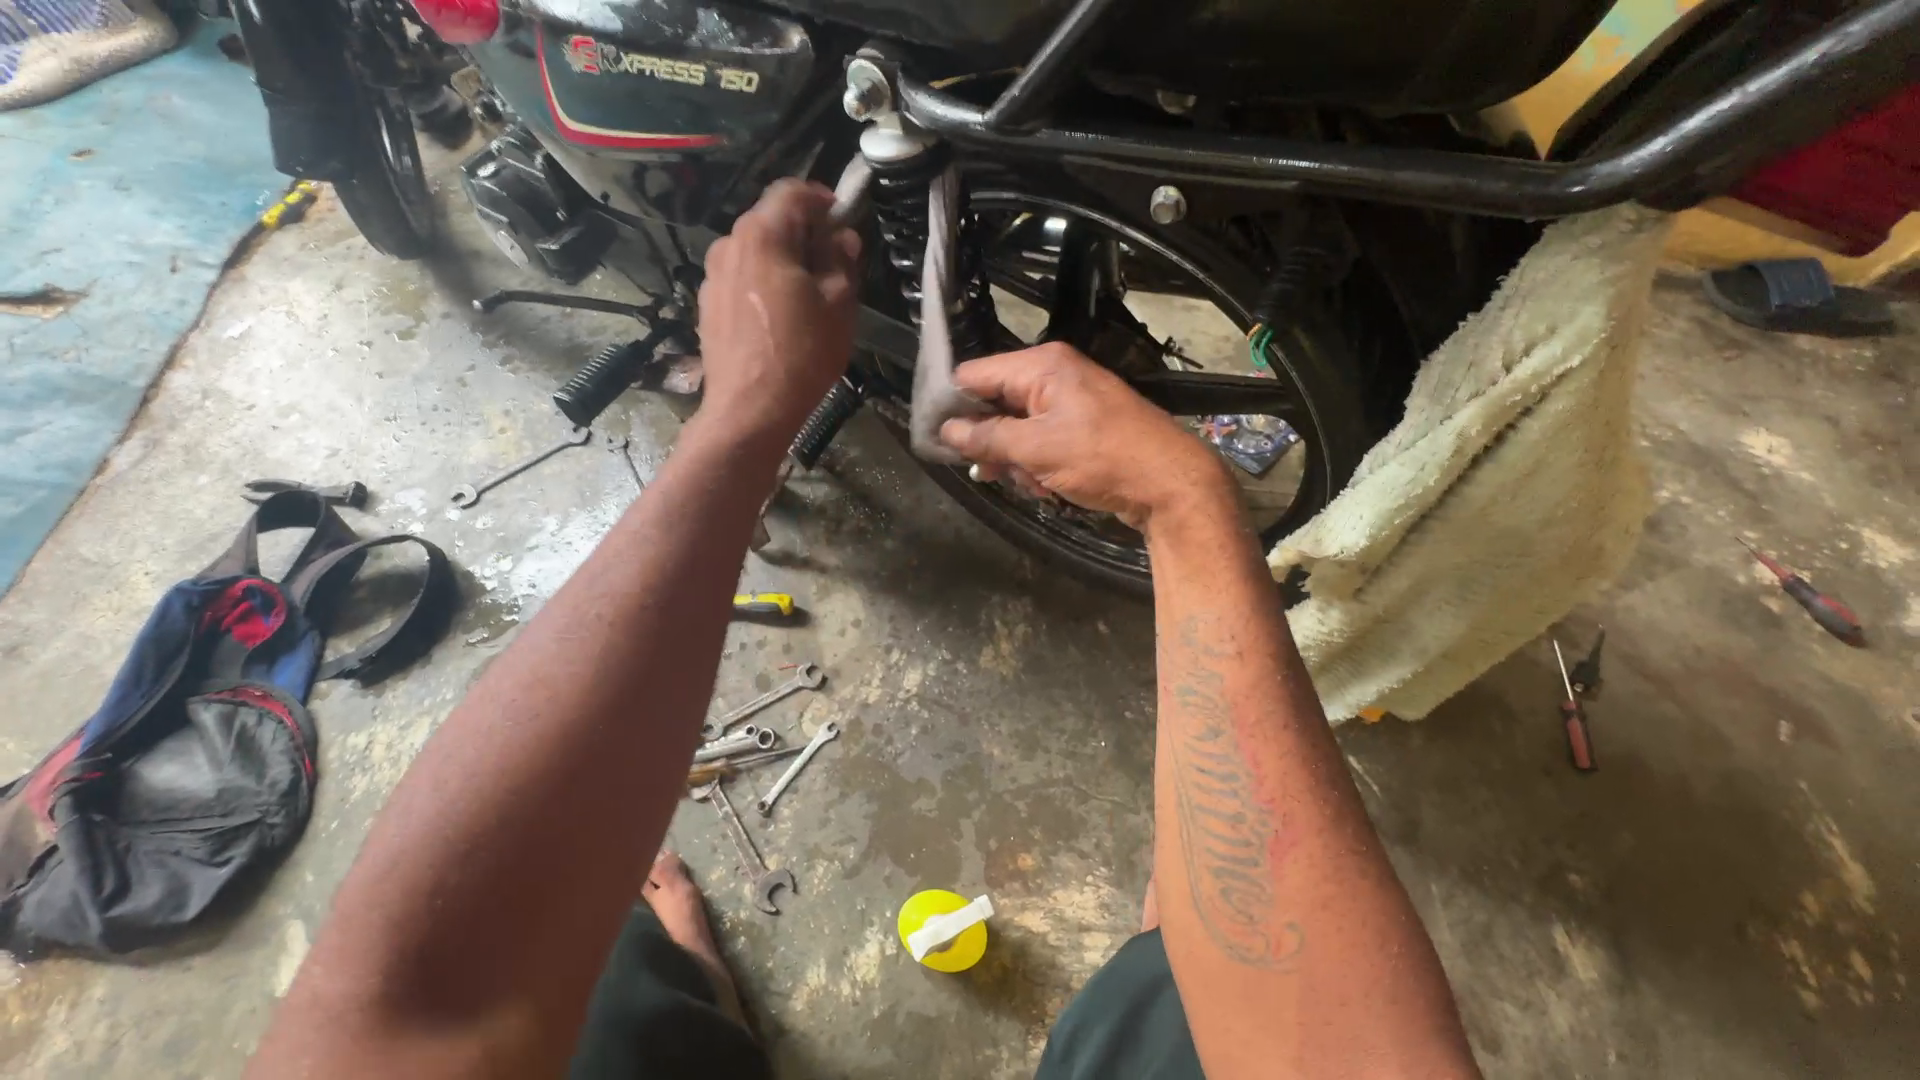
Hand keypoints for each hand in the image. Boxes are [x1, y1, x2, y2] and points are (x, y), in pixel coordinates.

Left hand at [696, 179, 861, 445]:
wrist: (750, 410)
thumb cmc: (802, 353)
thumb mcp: (839, 304)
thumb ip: (842, 261)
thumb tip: (841, 238)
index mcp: (762, 235)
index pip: (792, 191)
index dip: (822, 199)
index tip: (843, 220)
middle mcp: (729, 244)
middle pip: (770, 221)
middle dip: (804, 233)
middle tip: (834, 262)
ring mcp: (712, 276)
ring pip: (755, 252)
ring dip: (783, 261)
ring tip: (808, 295)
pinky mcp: (708, 306)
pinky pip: (742, 280)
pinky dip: (764, 284)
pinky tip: (781, 317)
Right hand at [938, 343, 1234, 530]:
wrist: (1171, 484)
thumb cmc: (1103, 458)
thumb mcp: (1037, 449)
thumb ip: (987, 438)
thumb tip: (946, 431)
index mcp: (1043, 366)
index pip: (975, 374)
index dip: (953, 405)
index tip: (938, 439)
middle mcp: (1056, 376)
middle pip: (996, 405)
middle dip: (993, 444)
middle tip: (995, 474)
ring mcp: (1072, 404)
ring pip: (1018, 431)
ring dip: (1018, 463)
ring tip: (1037, 486)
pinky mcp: (1084, 430)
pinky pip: (1042, 444)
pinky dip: (1040, 467)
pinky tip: (1051, 489)